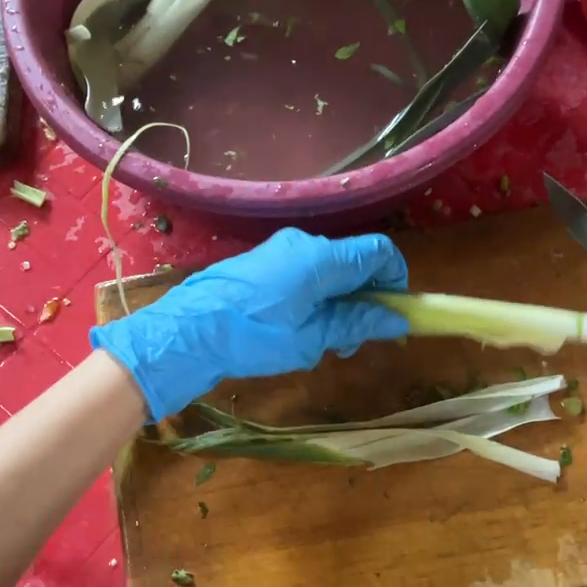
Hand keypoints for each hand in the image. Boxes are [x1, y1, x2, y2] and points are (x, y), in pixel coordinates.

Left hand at [92, 230, 411, 420]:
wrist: (188, 331)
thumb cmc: (253, 337)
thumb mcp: (311, 338)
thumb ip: (356, 324)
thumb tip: (398, 320)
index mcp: (321, 258)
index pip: (380, 252)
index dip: (397, 280)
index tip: (394, 314)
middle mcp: (304, 243)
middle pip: (355, 262)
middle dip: (366, 299)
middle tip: (354, 341)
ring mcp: (281, 249)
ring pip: (330, 270)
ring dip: (340, 303)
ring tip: (324, 343)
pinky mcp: (264, 261)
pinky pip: (306, 273)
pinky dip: (317, 298)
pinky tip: (299, 330)